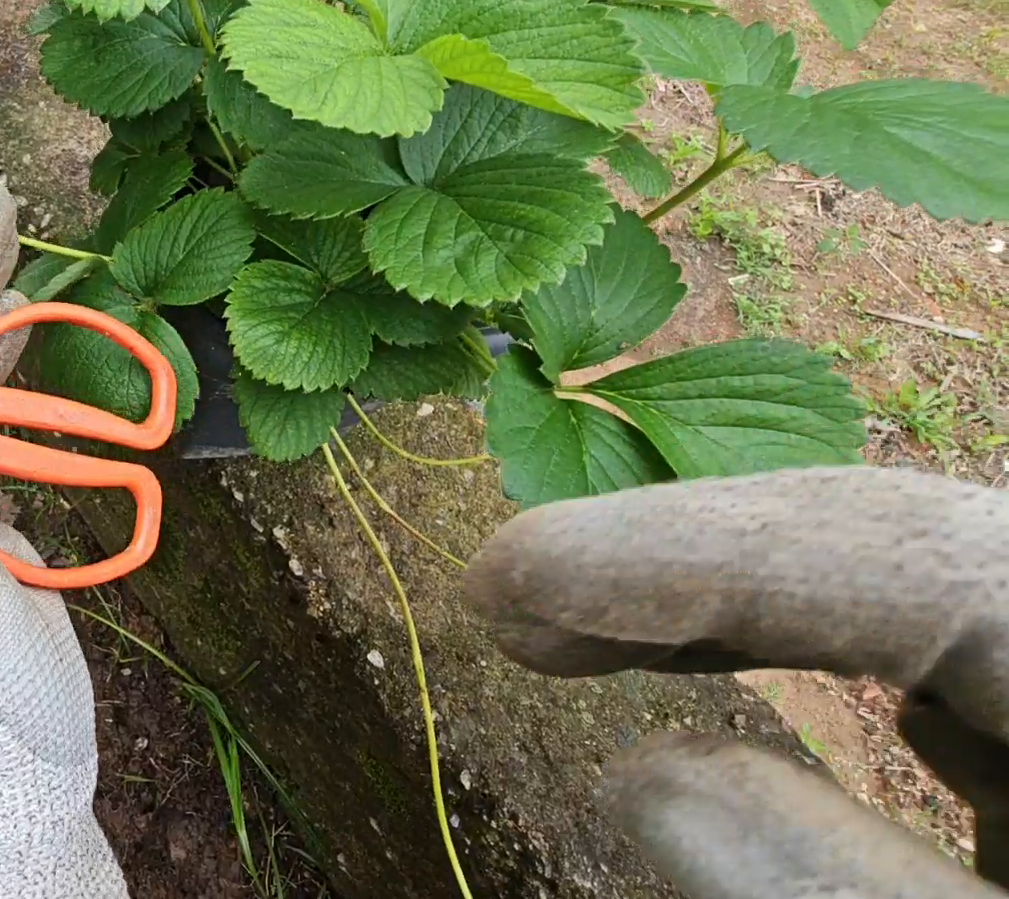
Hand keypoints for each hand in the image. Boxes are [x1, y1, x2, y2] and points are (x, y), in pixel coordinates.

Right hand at [465, 466, 1008, 897]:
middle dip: (646, 561)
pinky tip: (716, 654)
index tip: (487, 584)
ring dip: (697, 597)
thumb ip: (822, 883)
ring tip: (575, 630)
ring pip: (866, 569)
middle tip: (506, 605)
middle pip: (844, 532)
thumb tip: (641, 777)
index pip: (846, 542)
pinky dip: (776, 634)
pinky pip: (907, 622)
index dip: (635, 550)